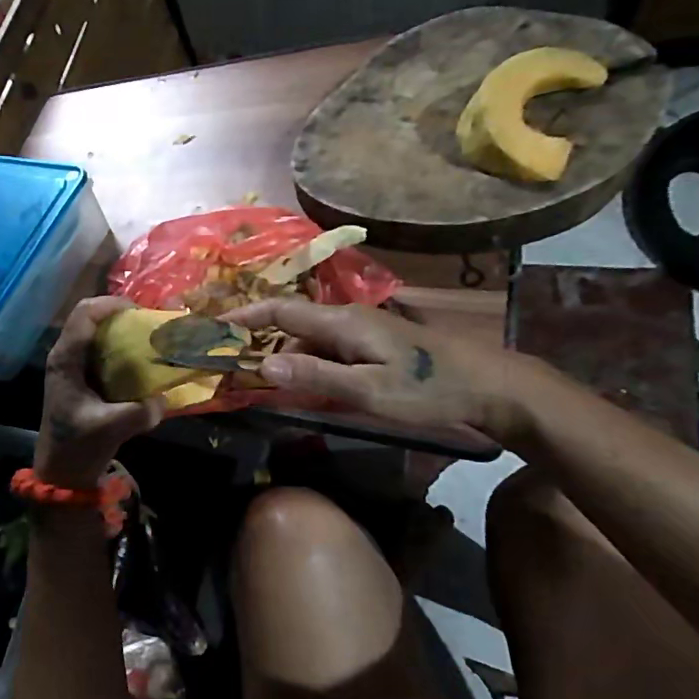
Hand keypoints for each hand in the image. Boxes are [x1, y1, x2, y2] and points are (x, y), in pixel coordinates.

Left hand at [36, 296, 164, 490]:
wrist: (62, 471)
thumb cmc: (78, 447)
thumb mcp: (110, 429)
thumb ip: (140, 413)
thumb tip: (164, 398)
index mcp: (66, 360)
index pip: (85, 313)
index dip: (112, 304)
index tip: (141, 312)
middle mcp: (66, 355)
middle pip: (92, 316)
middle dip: (122, 314)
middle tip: (150, 325)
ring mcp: (73, 365)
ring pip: (97, 331)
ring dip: (123, 329)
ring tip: (150, 338)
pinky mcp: (82, 376)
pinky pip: (103, 348)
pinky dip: (123, 346)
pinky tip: (142, 359)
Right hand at [223, 299, 539, 439]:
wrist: (485, 385)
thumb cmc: (426, 389)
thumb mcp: (368, 390)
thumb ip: (315, 375)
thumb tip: (262, 362)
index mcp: (342, 320)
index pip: (280, 308)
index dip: (244, 315)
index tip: (212, 326)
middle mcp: (347, 316)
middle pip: (291, 323)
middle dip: (258, 342)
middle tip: (230, 368)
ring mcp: (362, 329)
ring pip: (309, 338)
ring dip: (284, 356)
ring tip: (259, 384)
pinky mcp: (373, 344)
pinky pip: (328, 349)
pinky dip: (307, 364)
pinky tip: (301, 386)